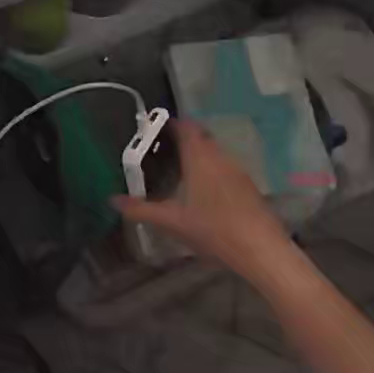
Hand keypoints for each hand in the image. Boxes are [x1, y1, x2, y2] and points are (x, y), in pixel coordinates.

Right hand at [113, 120, 291, 275]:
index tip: (153, 128)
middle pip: (201, 136)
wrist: (260, 249)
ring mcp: (237, 170)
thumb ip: (140, 209)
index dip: (170, 123)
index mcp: (200, 158)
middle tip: (161, 149)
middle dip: (182, 138)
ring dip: (197, 153)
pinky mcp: (247, 185)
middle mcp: (220, 157)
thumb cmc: (213, 229)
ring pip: (214, 152)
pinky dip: (210, 168)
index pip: (186, 127)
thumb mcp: (172, 221)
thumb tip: (112, 200)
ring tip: (177, 168)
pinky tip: (202, 190)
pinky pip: (224, 166)